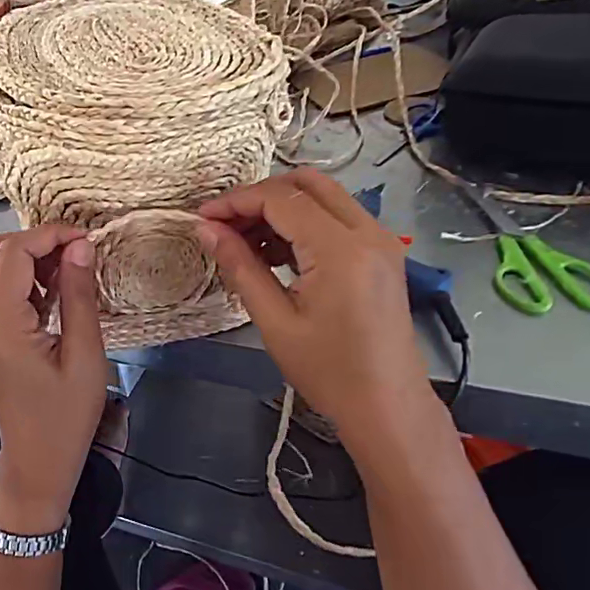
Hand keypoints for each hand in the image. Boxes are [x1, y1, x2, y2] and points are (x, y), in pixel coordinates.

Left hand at [0, 227, 108, 534]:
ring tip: (73, 271)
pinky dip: (27, 278)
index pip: (13, 254)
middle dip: (36, 240)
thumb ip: (80, 296)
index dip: (48, 236)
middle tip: (77, 251)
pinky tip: (58, 292)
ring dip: (32, 258)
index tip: (85, 240)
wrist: (37, 461)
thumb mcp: (85, 356)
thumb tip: (81, 248)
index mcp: (2, 326)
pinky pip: (0, 289)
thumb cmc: (66, 416)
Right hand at [197, 170, 448, 462]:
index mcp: (341, 250)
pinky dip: (304, 223)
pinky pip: (337, 218)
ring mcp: (380, 240)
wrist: (387, 406)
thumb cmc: (329, 372)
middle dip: (259, 196)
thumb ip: (240, 267)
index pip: (280, 199)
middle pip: (306, 183)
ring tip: (245, 243)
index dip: (235, 201)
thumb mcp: (275, 321)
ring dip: (282, 208)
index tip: (202, 218)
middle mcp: (367, 232)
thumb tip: (206, 230)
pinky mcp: (382, 252)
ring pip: (323, 196)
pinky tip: (275, 253)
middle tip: (225, 225)